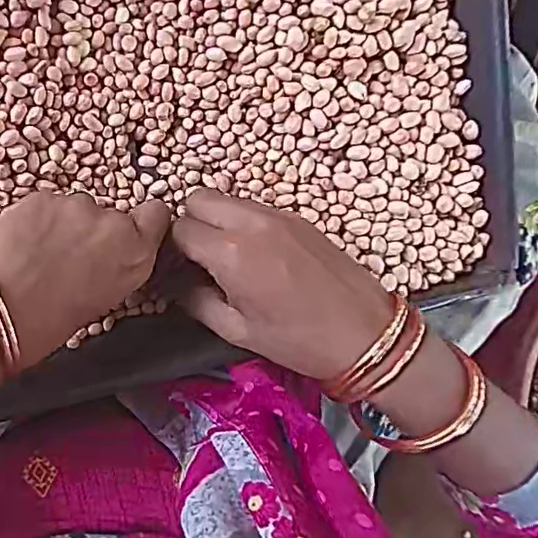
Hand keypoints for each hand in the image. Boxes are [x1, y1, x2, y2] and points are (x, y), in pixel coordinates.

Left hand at [0, 192, 171, 361]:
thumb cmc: (47, 322)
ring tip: (39, 254)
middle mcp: (113, 225)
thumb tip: (105, 257)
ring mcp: (77, 206)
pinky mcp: (44, 196)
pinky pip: (46, 204)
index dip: (140, 221)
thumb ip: (115, 267)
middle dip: (92, 229)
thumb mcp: (102, 302)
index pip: (156, 215)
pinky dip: (36, 219)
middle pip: (110, 214)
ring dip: (62, 223)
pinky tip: (22, 243)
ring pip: (75, 208)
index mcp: (135, 256)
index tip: (126, 231)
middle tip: (68, 257)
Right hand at [168, 190, 395, 380]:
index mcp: (231, 253)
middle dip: (189, 222)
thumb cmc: (298, 340)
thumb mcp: (236, 331)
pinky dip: (242, 222)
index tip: (175, 269)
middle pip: (198, 198)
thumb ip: (196, 301)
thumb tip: (176, 283)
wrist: (367, 333)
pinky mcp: (297, 217)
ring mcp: (277, 214)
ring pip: (227, 198)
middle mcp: (251, 222)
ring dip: (215, 219)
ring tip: (226, 255)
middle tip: (197, 256)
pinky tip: (255, 254)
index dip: (170, 250)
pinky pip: (254, 207)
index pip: (180, 229)